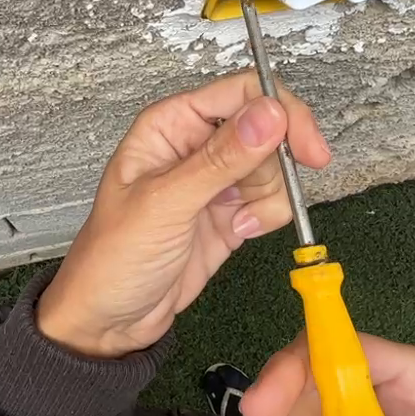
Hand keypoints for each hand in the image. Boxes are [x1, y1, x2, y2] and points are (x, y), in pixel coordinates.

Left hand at [35, 74, 330, 357]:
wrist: (109, 322)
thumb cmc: (112, 257)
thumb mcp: (165, 204)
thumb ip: (220, 158)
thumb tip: (269, 114)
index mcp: (171, 125)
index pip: (240, 93)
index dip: (279, 111)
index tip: (304, 145)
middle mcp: (195, 145)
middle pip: (265, 127)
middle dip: (276, 161)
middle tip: (266, 194)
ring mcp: (214, 179)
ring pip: (273, 166)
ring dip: (269, 196)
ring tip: (237, 222)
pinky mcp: (230, 211)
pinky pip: (270, 199)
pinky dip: (267, 216)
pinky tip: (239, 232)